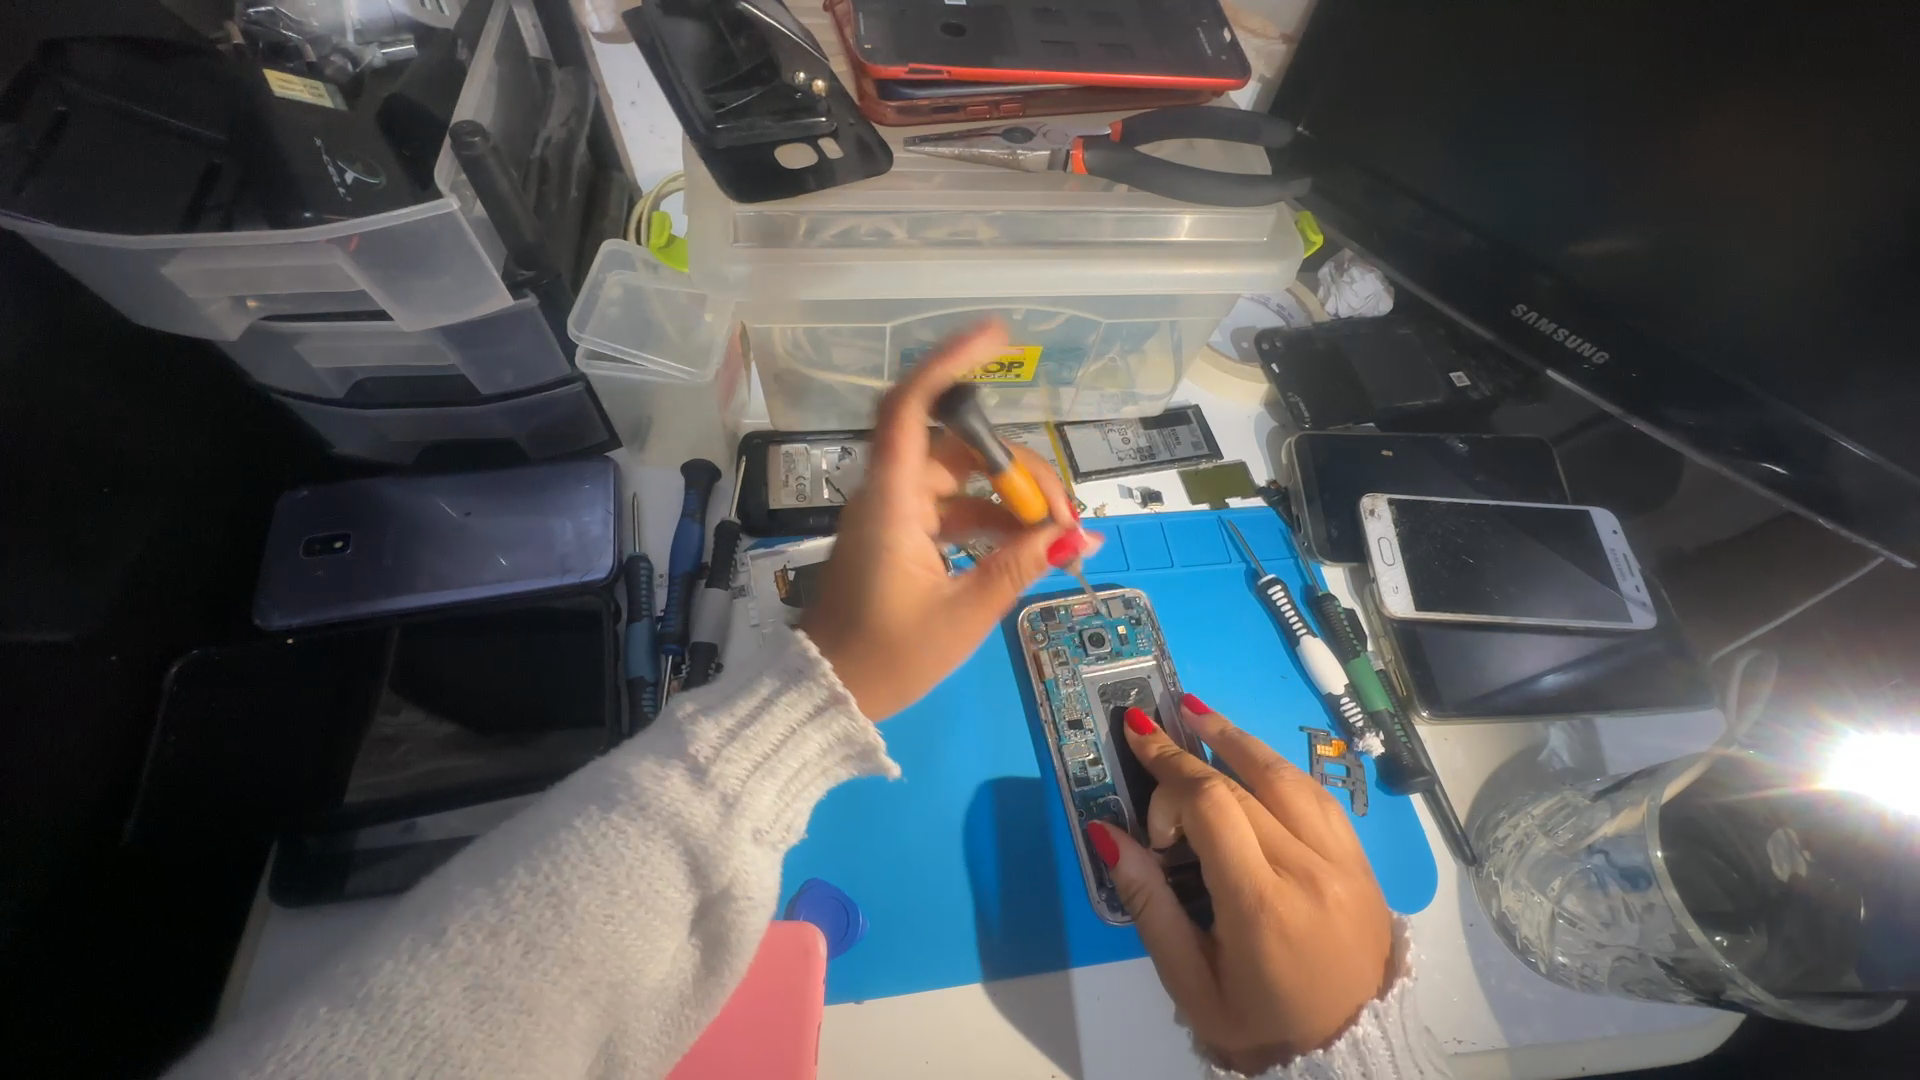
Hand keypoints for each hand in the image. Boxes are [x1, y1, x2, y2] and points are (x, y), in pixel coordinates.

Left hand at [799, 321, 1096, 720]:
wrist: (828, 694)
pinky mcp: (899, 537)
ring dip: (1009, 497)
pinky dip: (989, 520)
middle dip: (1018, 468)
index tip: (997, 337)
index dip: (949, 363)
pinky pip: (951, 510)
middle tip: (1065, 509)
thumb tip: (1079, 536)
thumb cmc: (888, 657)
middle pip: (956, 448)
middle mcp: (889, 493)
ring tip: (1058, 531)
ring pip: (959, 480)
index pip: (910, 407)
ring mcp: (893, 514)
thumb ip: (1021, 565)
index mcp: (891, 500)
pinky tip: (1028, 543)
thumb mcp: (965, 612)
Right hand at [1088, 695, 1393, 1073]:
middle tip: (1147, 727)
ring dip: (1236, 738)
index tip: (1135, 748)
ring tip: (1196, 712)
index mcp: (1263, 906)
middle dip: (1187, 753)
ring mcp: (1345, 864)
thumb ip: (1148, 903)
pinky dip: (1277, 766)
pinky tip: (1249, 755)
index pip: (1212, 807)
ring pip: (1287, 777)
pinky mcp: (1362, 865)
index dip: (1169, 771)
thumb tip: (1108, 833)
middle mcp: (1311, 872)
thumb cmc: (1260, 1028)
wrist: (1360, 1063)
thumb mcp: (1190, 983)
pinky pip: (1318, 796)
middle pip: (1243, 785)